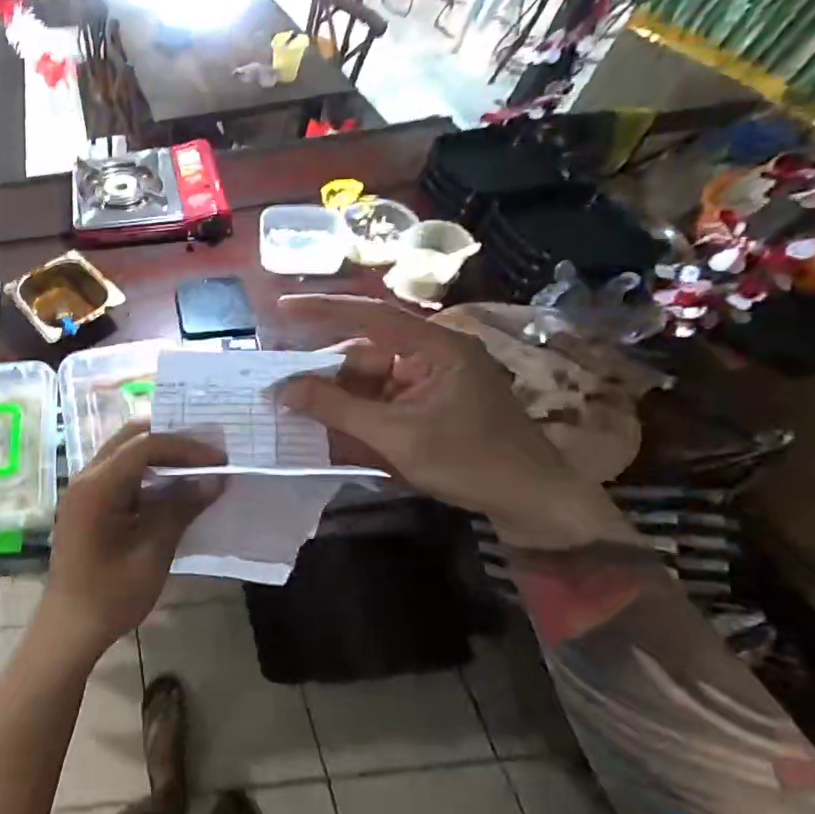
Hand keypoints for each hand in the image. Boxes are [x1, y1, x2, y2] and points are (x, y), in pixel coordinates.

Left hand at [37, 422, 224, 657]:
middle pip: (128, 440)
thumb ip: (179, 510)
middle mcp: (85, 478)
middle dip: (169, 440)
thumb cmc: (111, 594)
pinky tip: (173, 484)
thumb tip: (212, 480)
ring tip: (199, 464)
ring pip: (122, 452)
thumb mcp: (152, 553)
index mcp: (96, 486)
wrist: (71, 621)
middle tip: (210, 451)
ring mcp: (82, 488)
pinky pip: (117, 472)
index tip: (220, 459)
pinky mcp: (87, 501)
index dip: (183, 447)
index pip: (142, 446)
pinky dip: (145, 471)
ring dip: (158, 453)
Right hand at [273, 294, 637, 550]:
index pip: (370, 315)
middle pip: (360, 352)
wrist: (536, 506)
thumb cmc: (473, 462)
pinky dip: (350, 408)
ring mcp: (429, 378)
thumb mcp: (395, 436)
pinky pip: (375, 395)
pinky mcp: (425, 401)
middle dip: (320, 371)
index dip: (321, 309)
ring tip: (294, 410)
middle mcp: (432, 354)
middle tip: (278, 388)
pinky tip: (325, 424)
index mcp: (437, 348)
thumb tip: (280, 390)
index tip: (278, 307)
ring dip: (332, 394)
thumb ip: (335, 408)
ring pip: (362, 376)